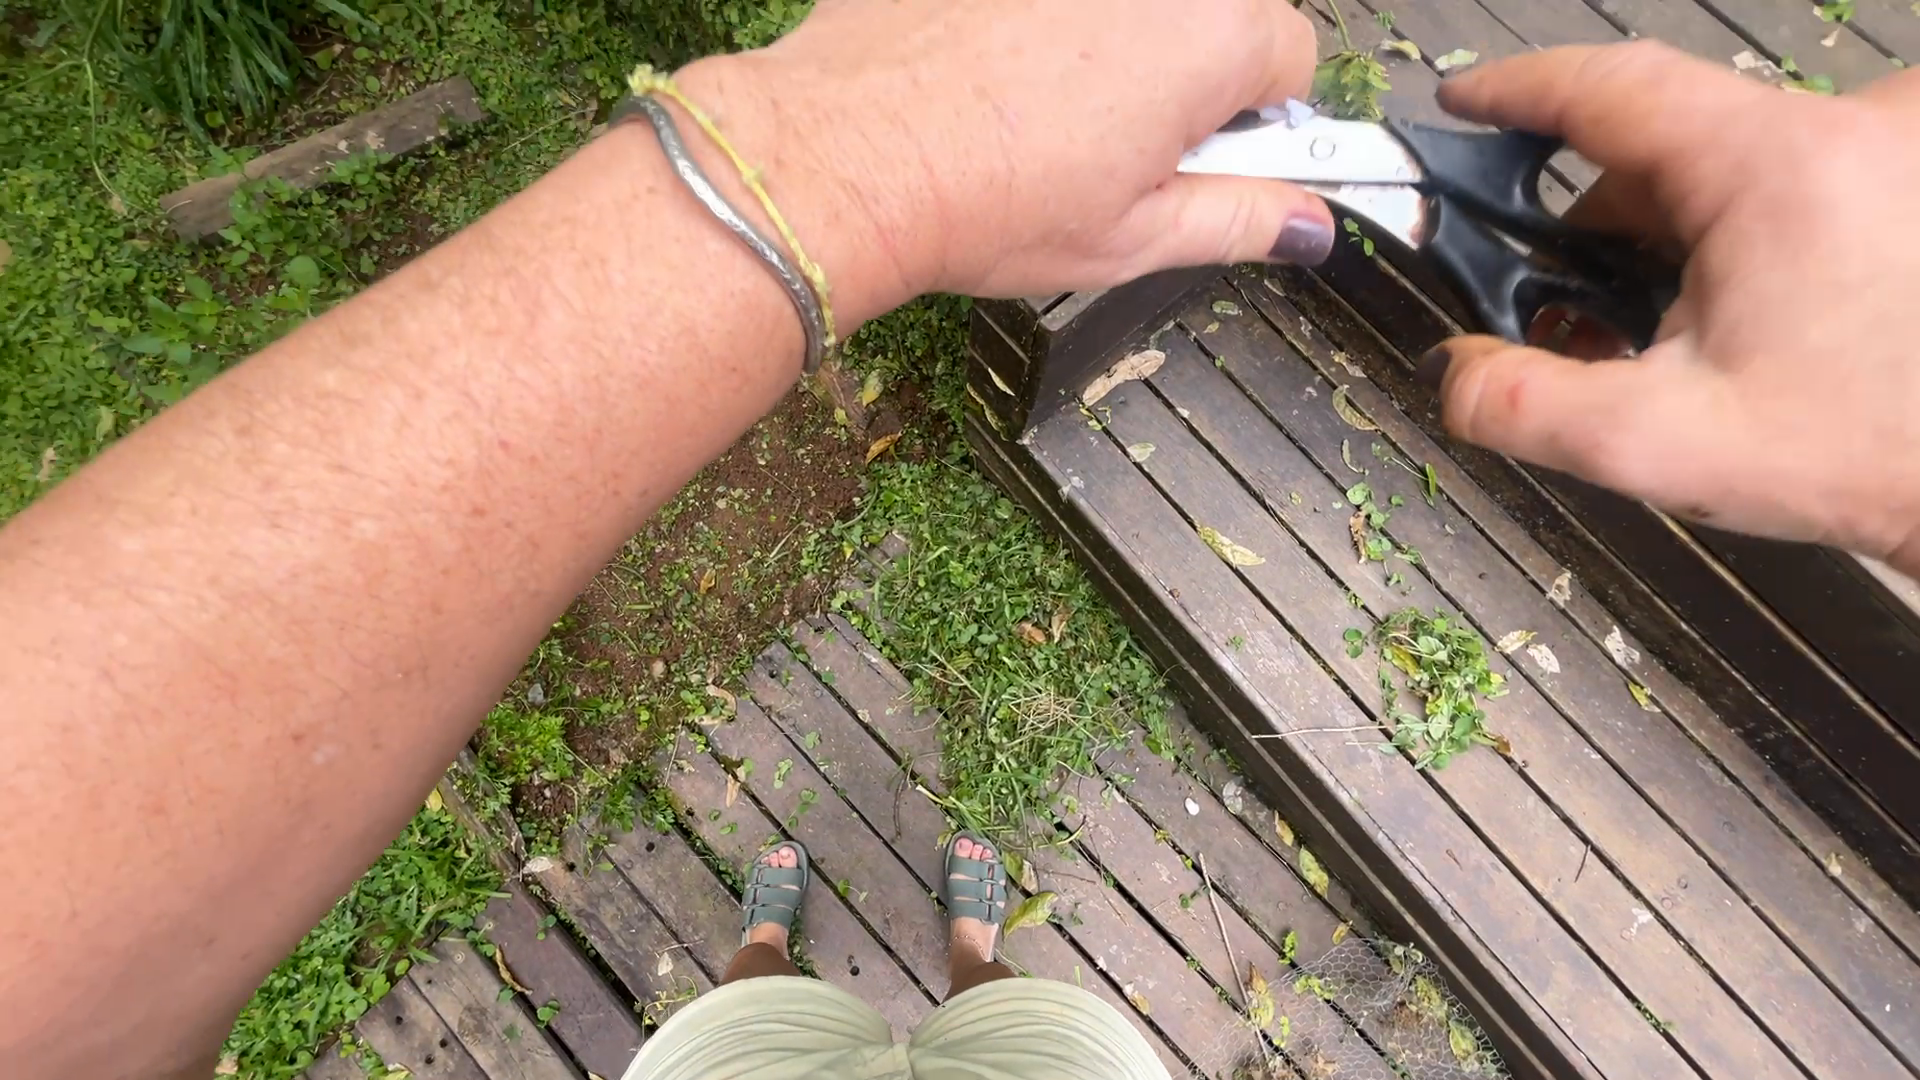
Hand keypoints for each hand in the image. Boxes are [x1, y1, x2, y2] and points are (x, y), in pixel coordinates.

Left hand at [672, 0, 1331, 318]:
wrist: (856, 160)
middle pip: (1208, 23)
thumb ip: (1237, 222)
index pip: (1289, 61)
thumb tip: (1309, 225)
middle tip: (1112, 162)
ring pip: (1127, 12)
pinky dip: (1040, 30)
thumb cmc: (995, 207)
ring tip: (1042, 129)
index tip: (1210, 167)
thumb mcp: (1131, 240)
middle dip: (1182, 90)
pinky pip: (1048, 2)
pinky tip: (996, 83)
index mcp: (1206, 37)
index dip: (1257, 127)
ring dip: (1110, 57)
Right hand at [1423, 43, 1919, 567]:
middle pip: (1649, 162)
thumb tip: (1446, 364)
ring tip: (1654, 346)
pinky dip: (1709, 252)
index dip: (1517, 89)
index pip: (1615, 89)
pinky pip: (1766, 191)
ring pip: (1705, 181)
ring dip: (1649, 257)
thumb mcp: (1645, 441)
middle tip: (1568, 333)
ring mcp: (1891, 150)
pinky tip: (1717, 324)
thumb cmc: (1855, 451)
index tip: (1457, 98)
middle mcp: (1852, 131)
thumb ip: (1512, 403)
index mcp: (1776, 170)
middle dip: (1586, 248)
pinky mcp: (1905, 181)